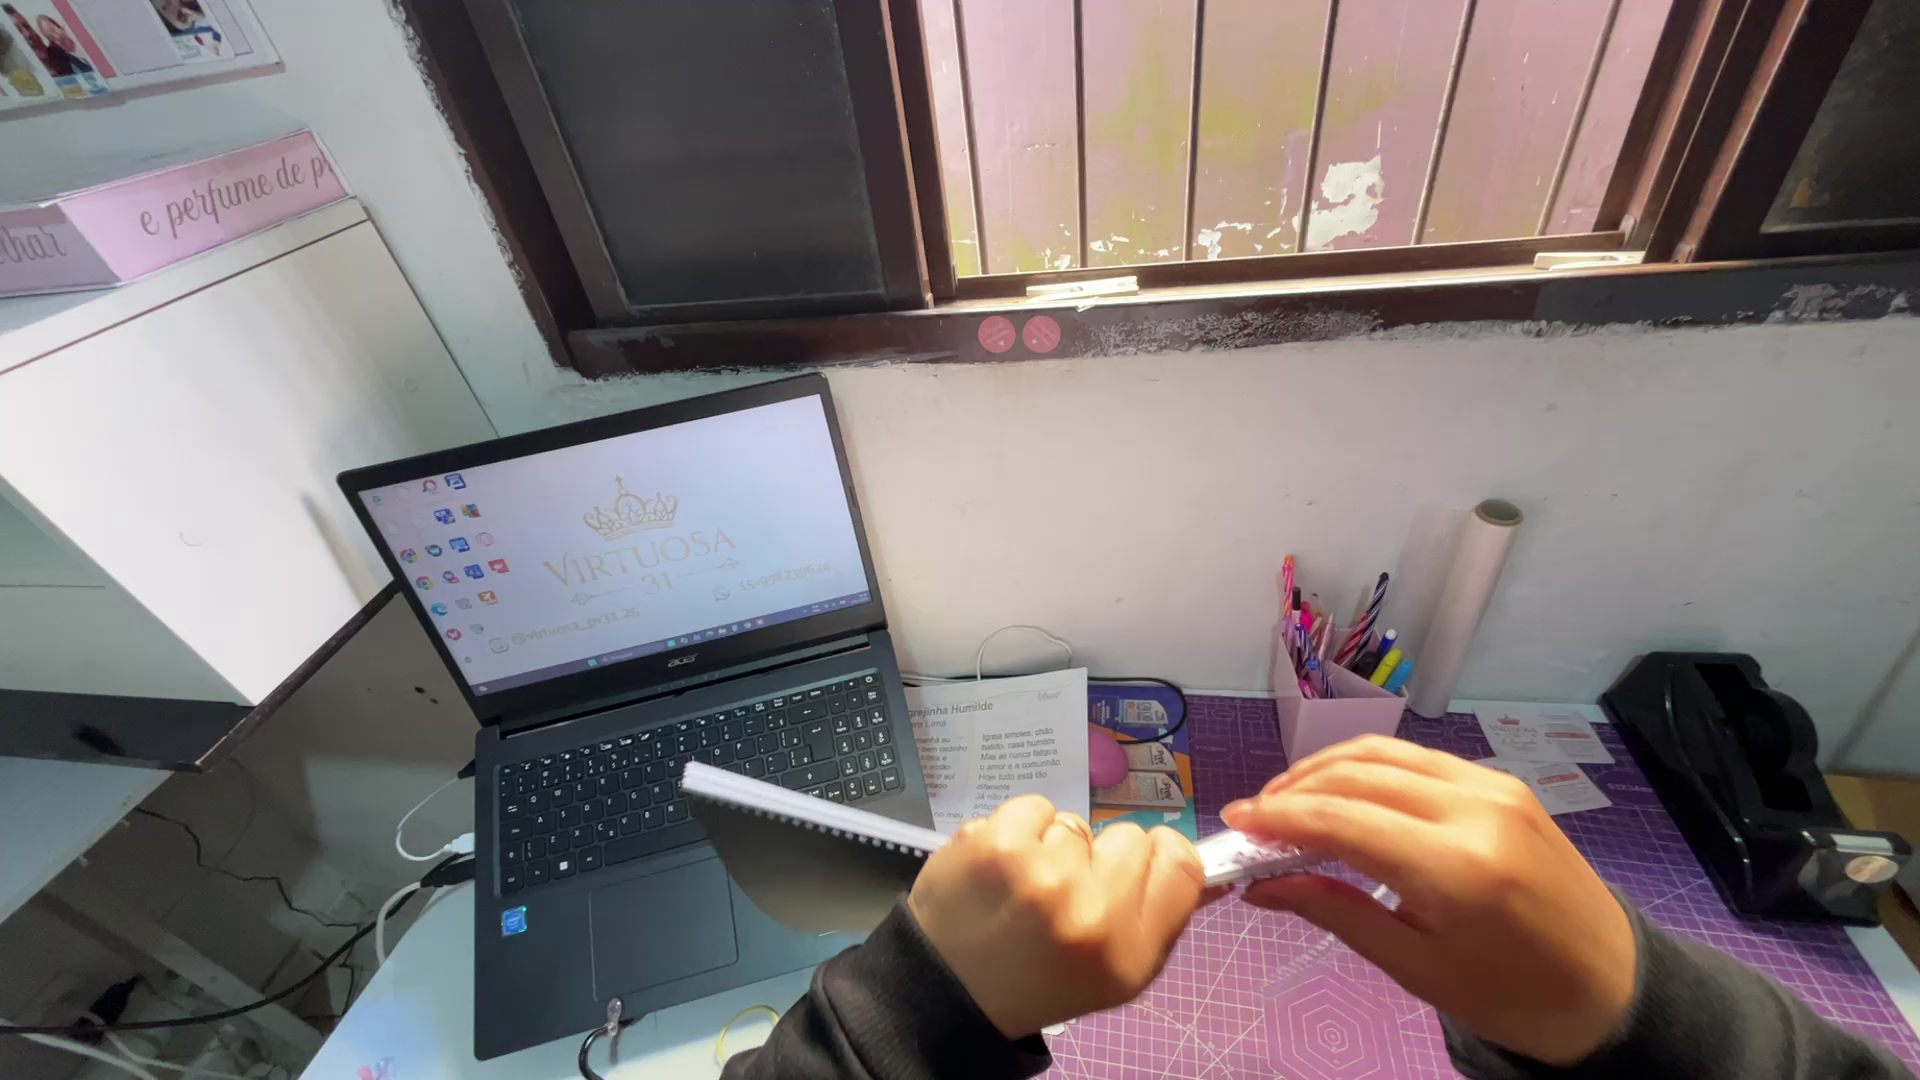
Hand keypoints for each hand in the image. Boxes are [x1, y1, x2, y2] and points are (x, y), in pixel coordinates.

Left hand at [908, 796, 1218, 1037]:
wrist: (951, 986)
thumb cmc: (1041, 976)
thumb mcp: (1114, 970)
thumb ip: (1155, 912)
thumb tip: (1184, 853)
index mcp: (1130, 952)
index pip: (1180, 863)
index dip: (1161, 854)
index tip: (1133, 865)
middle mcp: (1091, 910)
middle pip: (1130, 835)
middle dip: (1101, 855)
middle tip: (1066, 888)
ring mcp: (1040, 871)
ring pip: (1075, 823)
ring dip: (1054, 845)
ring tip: (1026, 884)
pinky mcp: (995, 842)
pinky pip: (1034, 806)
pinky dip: (1020, 827)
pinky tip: (1002, 863)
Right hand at [1221, 736, 1635, 1065]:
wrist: (1621, 993)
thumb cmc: (1514, 997)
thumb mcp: (1416, 968)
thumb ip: (1332, 911)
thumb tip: (1259, 888)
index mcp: (1457, 868)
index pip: (1342, 820)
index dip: (1279, 817)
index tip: (1236, 821)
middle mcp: (1472, 809)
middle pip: (1354, 775)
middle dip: (1293, 790)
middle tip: (1256, 816)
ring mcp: (1490, 785)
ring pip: (1378, 752)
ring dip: (1321, 768)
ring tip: (1287, 796)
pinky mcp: (1498, 780)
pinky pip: (1411, 756)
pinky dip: (1361, 765)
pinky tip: (1339, 786)